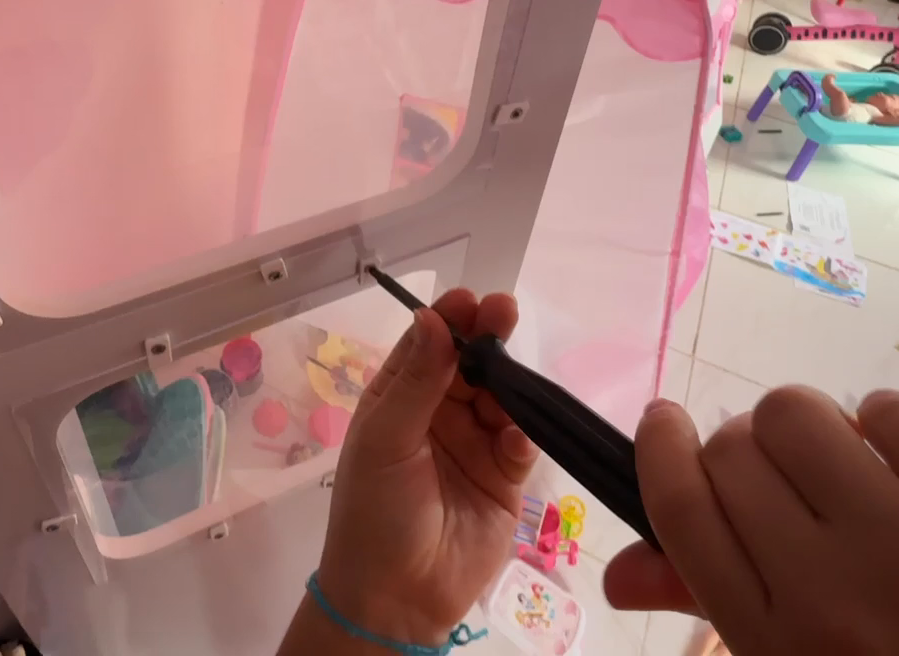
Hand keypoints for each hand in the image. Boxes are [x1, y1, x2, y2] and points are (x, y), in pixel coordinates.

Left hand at [312, 290, 538, 646]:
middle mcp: (440, 410)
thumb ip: (415, 381)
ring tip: (515, 372)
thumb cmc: (375, 509)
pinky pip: (520, 443)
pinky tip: (515, 437)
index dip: (448, 319)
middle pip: (470, 362)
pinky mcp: (505, 476)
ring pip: (500, 395)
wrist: (396, 598)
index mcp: (401, 395)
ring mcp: (475, 441)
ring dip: (510, 381)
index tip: (468, 299)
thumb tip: (432, 317)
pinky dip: (523, 435)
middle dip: (487, 336)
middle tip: (504, 311)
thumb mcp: (385, 439)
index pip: (428, 344)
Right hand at [605, 387, 898, 653]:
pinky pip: (889, 408)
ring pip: (794, 412)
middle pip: (732, 451)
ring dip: (818, 432)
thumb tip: (618, 575)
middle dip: (755, 454)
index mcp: (788, 650)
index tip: (665, 421)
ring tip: (865, 474)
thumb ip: (720, 617)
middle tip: (803, 486)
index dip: (661, 448)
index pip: (679, 508)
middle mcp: (835, 595)